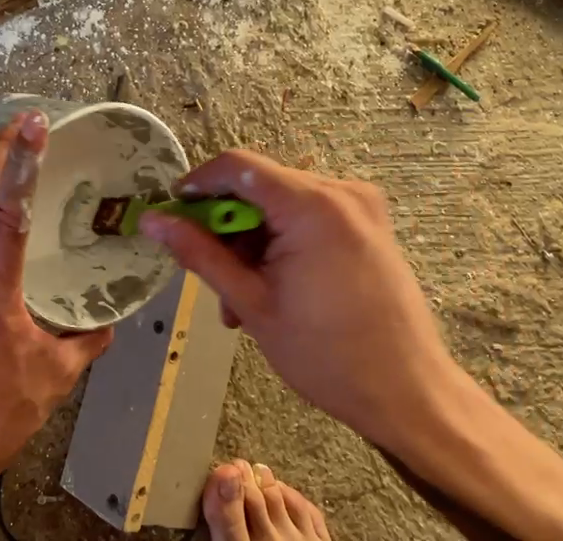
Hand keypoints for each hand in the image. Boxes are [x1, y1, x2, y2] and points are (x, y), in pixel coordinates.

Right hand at [139, 150, 454, 461]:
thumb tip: (152, 220)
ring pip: (282, 205)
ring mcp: (360, 207)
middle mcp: (340, 191)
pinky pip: (308, 217)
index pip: (237, 166)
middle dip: (228, 228)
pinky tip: (273, 288)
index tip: (173, 213)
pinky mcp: (369, 225)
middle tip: (211, 278)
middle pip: (260, 187)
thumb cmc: (327, 354)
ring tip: (241, 301)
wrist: (410, 396)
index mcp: (312, 205)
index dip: (198, 184)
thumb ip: (199, 253)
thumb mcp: (251, 302)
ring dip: (253, 243)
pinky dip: (282, 244)